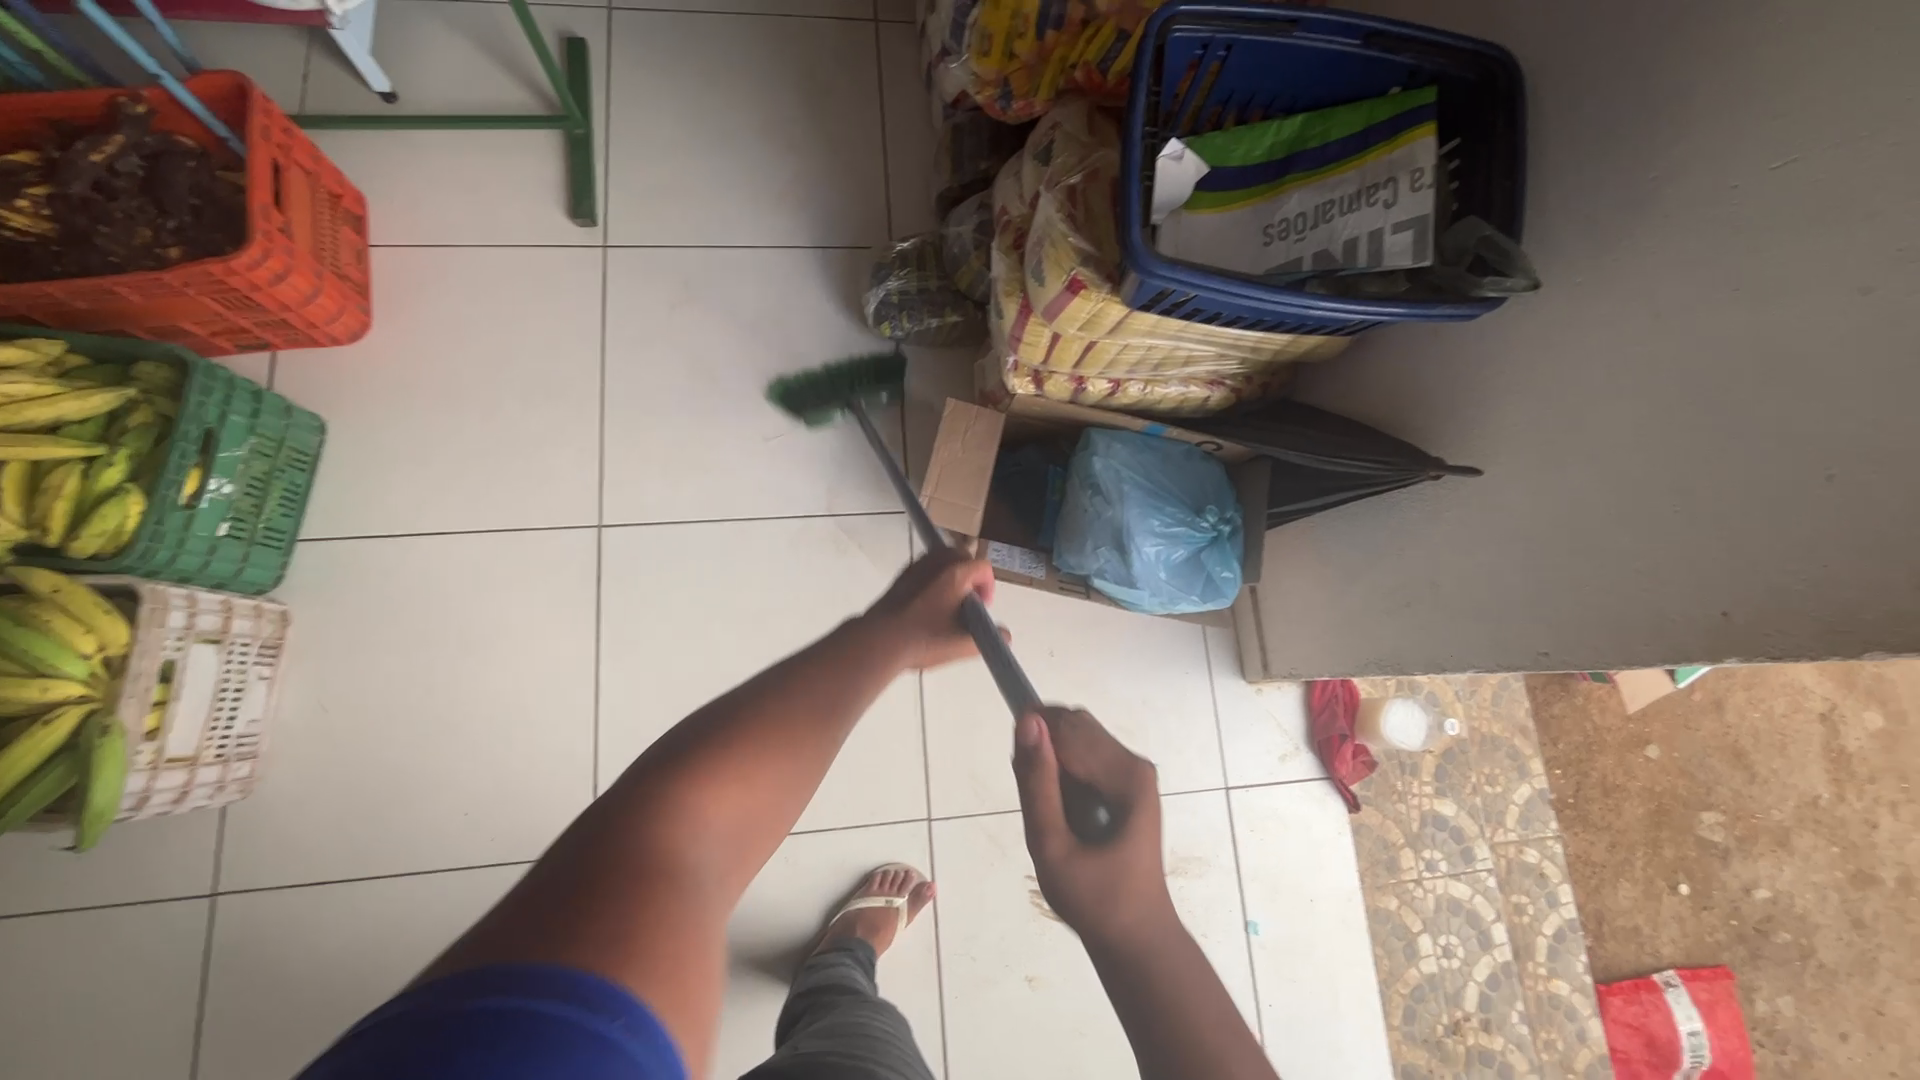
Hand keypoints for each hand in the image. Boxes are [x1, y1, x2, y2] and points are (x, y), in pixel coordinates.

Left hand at [860, 550, 1002, 670]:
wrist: (880, 640)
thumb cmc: (924, 639)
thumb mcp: (962, 644)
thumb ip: (990, 638)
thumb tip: (1005, 636)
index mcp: (956, 573)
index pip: (982, 566)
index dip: (988, 586)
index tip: (982, 607)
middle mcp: (936, 563)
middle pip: (962, 555)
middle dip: (970, 576)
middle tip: (968, 602)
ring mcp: (915, 567)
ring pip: (941, 559)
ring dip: (950, 575)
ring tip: (949, 604)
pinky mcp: (900, 577)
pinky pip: (924, 568)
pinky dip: (932, 579)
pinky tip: (928, 606)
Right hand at [1012, 708, 1175, 944]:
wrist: (1136, 938)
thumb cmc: (1094, 900)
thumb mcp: (1051, 845)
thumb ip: (1037, 783)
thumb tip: (1027, 722)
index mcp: (1125, 776)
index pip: (1068, 726)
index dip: (1034, 736)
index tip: (1019, 775)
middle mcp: (1135, 764)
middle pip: (1075, 726)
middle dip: (1044, 751)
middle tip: (1034, 803)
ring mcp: (1134, 774)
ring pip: (1078, 739)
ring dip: (1053, 764)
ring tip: (1049, 814)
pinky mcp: (1128, 785)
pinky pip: (1086, 758)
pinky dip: (1064, 776)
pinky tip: (1063, 815)